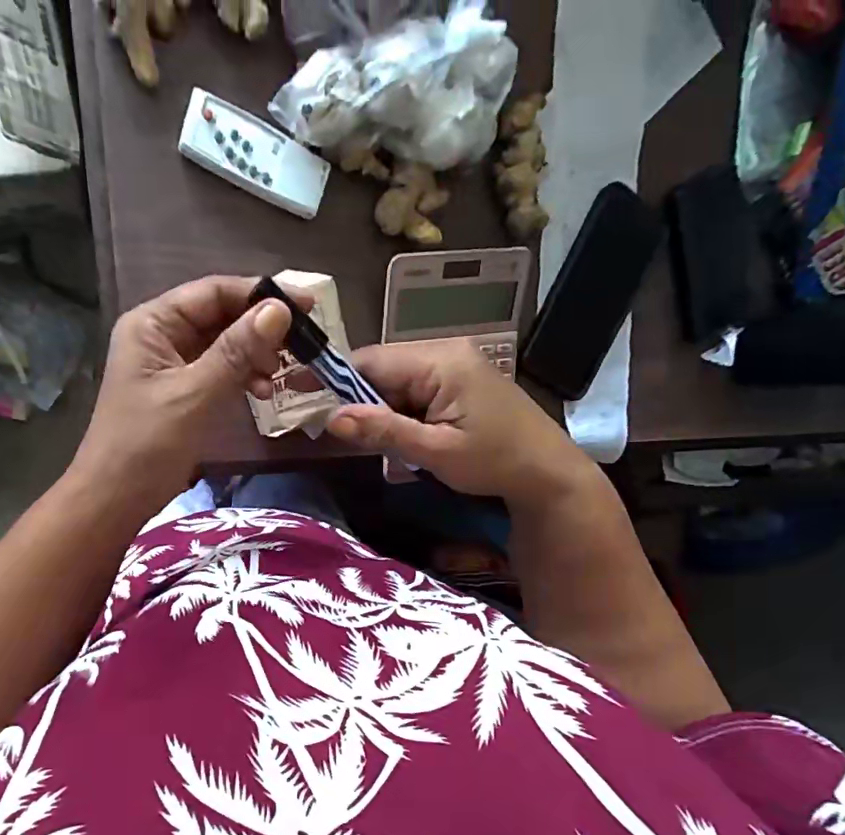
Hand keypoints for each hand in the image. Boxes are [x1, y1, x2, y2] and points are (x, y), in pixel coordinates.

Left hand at [71, 275, 298, 504]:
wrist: (116, 498)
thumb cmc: (148, 443)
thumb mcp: (196, 393)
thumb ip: (237, 351)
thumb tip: (279, 310)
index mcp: (153, 323)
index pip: (213, 291)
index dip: (260, 294)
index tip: (307, 305)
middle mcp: (160, 335)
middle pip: (220, 315)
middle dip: (260, 328)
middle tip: (301, 344)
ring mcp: (170, 365)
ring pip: (223, 345)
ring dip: (255, 355)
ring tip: (279, 375)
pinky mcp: (181, 392)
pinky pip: (219, 371)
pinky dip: (243, 377)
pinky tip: (262, 392)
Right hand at [326, 339, 596, 504]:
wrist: (547, 472)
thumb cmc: (494, 462)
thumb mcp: (434, 451)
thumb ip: (383, 430)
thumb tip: (332, 418)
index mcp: (441, 361)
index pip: (372, 360)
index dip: (333, 377)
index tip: (297, 390)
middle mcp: (447, 351)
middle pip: (382, 366)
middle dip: (355, 395)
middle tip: (326, 423)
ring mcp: (456, 363)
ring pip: (396, 377)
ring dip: (376, 403)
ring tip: (357, 432)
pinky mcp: (460, 379)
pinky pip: (415, 386)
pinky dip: (397, 406)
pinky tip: (391, 429)